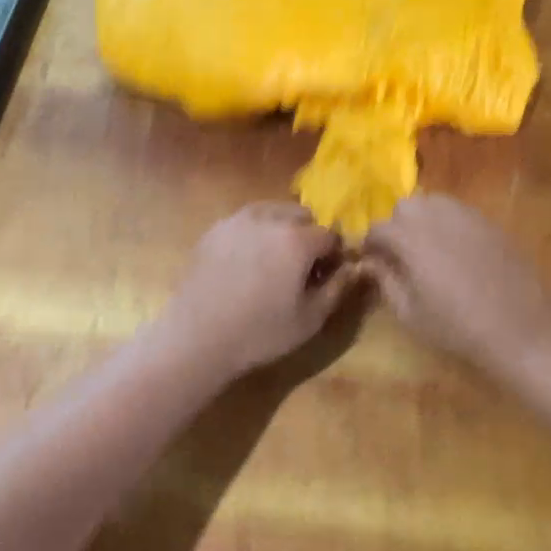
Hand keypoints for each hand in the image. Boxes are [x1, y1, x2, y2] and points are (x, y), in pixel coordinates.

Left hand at [156, 203, 358, 373]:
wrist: (197, 337)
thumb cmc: (260, 332)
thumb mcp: (310, 319)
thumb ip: (338, 287)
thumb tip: (353, 268)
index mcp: (297, 239)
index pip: (330, 234)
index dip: (334, 255)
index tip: (326, 276)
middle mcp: (268, 218)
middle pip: (301, 216)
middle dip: (308, 237)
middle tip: (300, 269)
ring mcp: (236, 220)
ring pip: (272, 213)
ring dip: (281, 231)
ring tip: (272, 264)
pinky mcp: (213, 230)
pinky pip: (245, 222)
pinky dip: (254, 235)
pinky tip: (245, 265)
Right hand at [363, 195, 550, 372]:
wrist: (520, 330)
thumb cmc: (457, 328)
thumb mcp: (410, 313)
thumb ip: (386, 281)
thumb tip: (372, 263)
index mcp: (412, 240)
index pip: (378, 228)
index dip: (371, 245)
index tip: (372, 262)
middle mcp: (438, 218)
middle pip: (406, 206)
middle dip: (397, 225)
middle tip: (401, 253)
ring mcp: (468, 217)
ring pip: (435, 202)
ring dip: (424, 219)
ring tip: (428, 248)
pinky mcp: (492, 223)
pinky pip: (461, 212)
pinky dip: (450, 224)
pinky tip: (457, 251)